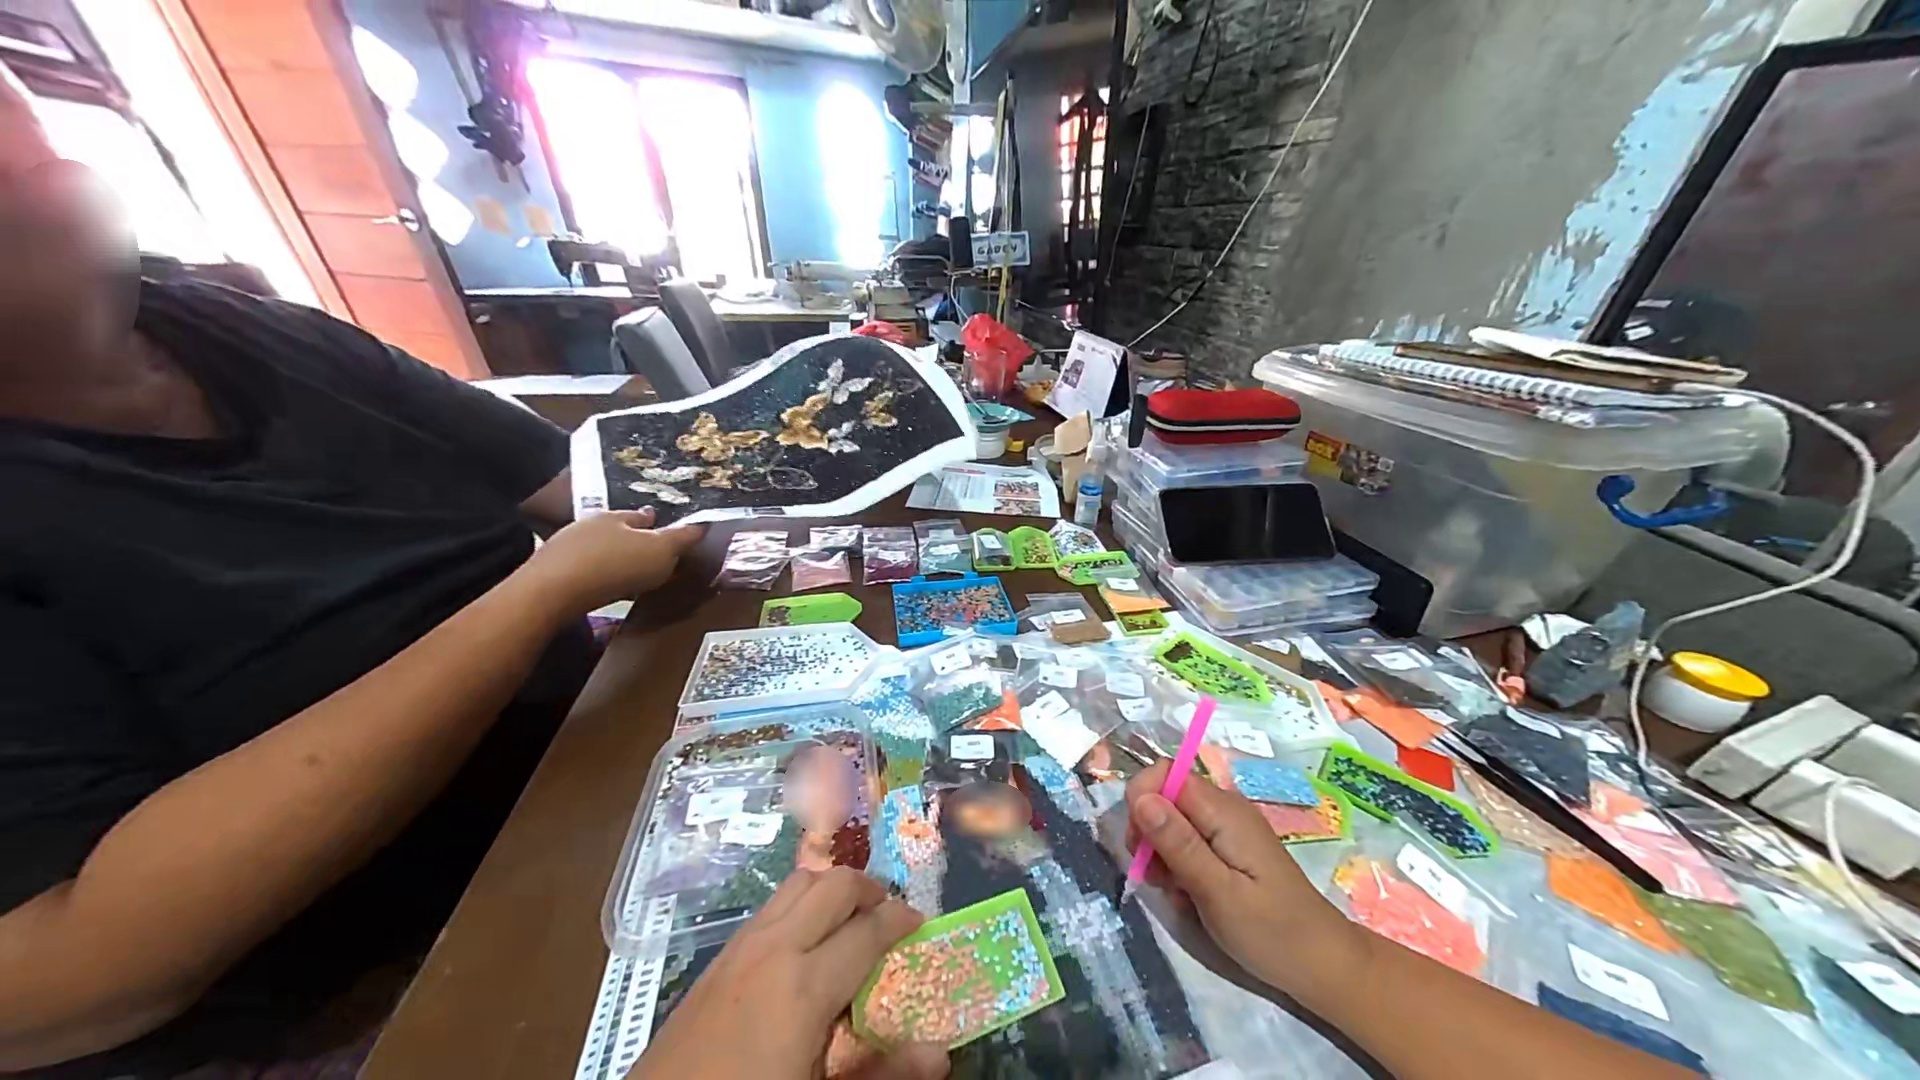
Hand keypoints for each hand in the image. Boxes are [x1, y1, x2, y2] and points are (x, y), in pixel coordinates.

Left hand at [521, 508, 704, 611]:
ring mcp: (564, 548)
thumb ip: (682, 539)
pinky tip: (599, 589)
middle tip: (647, 555)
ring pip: (596, 550)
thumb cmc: (615, 566)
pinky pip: (580, 571)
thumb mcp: (661, 552)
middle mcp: (588, 526)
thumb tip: (702, 525)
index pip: (642, 517)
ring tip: (625, 576)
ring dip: (611, 559)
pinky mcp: (548, 573)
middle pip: (617, 531)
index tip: (666, 531)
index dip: (657, 524)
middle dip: (632, 540)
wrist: (550, 592)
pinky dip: (593, 577)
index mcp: (616, 516)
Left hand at [631, 868, 947, 1079]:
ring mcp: (740, 948)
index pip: (867, 930)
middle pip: (832, 886)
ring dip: (830, 890)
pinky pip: (770, 906)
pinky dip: (800, 905)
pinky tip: (802, 944)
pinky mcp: (717, 958)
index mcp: (804, 987)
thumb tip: (941, 1054)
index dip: (900, 920)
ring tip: (848, 921)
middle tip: (886, 915)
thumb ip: (883, 1074)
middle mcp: (774, 949)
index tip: (919, 922)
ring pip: (798, 884)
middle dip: (868, 890)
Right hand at [1125, 761, 1366, 1000]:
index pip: (1165, 772)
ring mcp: (1227, 828)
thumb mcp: (1217, 892)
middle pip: (1165, 795)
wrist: (1325, 967)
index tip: (1139, 842)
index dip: (1142, 797)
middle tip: (1152, 874)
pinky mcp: (1227, 848)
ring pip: (1171, 819)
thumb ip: (1177, 843)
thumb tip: (1140, 797)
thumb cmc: (1272, 932)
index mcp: (1223, 810)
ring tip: (1171, 889)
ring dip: (1159, 850)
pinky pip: (1187, 840)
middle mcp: (1224, 808)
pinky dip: (1176, 863)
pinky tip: (1185, 893)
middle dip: (1146, 829)